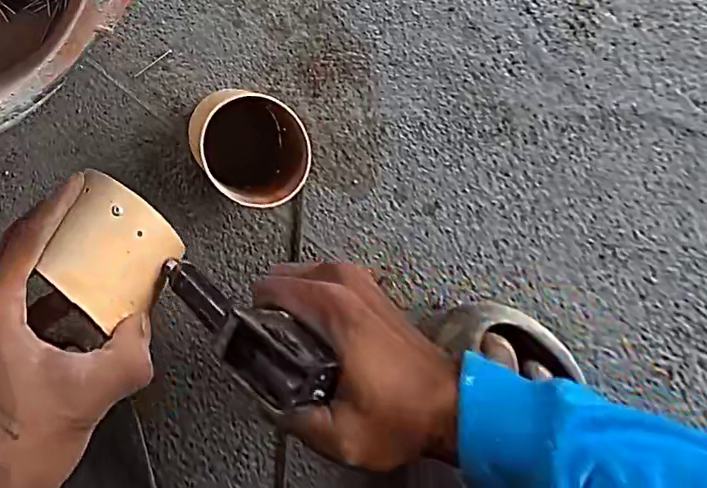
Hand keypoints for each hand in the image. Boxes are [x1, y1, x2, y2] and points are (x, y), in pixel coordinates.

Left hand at [0, 174, 155, 487]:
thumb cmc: (17, 449)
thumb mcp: (86, 395)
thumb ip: (127, 357)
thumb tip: (142, 330)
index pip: (27, 238)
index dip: (55, 205)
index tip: (74, 185)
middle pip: (18, 245)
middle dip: (51, 219)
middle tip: (77, 203)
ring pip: (18, 270)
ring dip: (49, 252)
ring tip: (79, 244)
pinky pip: (23, 297)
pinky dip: (50, 287)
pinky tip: (76, 302)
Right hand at [253, 262, 460, 470]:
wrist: (451, 406)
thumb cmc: (408, 411)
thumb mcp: (344, 435)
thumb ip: (297, 420)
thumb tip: (274, 405)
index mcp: (331, 305)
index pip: (268, 287)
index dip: (254, 315)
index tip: (257, 337)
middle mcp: (342, 282)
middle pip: (280, 275)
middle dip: (272, 305)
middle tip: (277, 340)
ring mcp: (357, 280)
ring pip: (300, 272)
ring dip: (291, 298)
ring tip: (296, 334)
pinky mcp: (368, 286)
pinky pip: (322, 276)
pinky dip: (313, 294)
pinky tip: (319, 325)